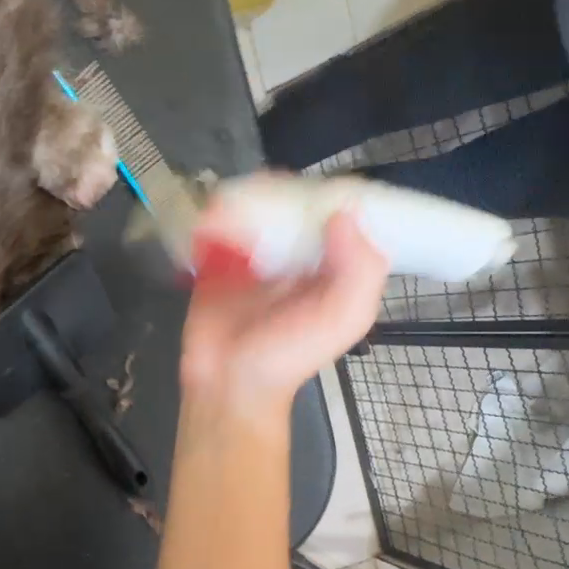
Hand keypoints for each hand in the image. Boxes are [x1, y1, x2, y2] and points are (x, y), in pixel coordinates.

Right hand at [180, 209, 387, 412]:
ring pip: (249, 210)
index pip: (339, 213)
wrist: (228, 382)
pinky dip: (209, 221)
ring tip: (230, 208)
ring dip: (238, 202)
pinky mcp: (214, 265)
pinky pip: (212, 231)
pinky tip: (208, 223)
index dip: (331, 194)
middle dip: (277, 192)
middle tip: (263, 194)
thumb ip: (359, 269)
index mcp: (332, 263)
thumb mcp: (344, 318)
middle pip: (291, 204)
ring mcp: (252, 258)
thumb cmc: (288, 357)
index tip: (317, 186)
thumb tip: (343, 213)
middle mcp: (294, 254)